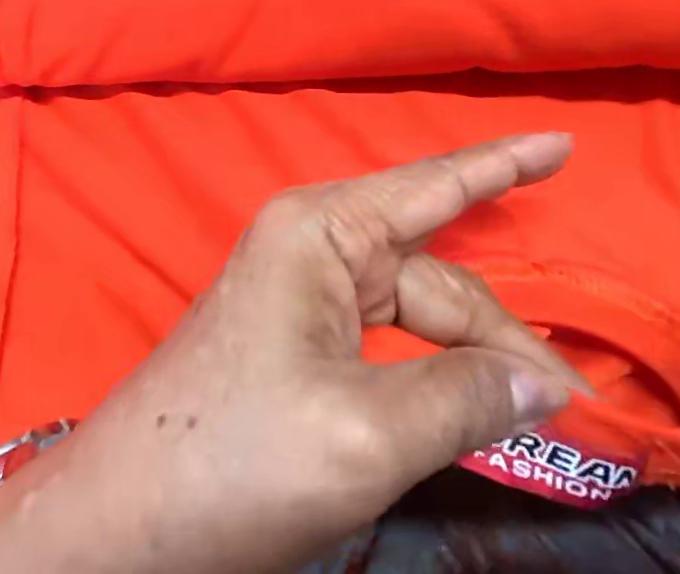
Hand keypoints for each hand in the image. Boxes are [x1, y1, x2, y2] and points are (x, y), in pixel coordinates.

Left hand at [0, 133, 586, 573]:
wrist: (115, 534)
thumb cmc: (230, 466)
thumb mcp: (363, 436)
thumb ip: (464, 400)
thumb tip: (545, 383)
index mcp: (324, 231)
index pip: (436, 187)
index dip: (504, 165)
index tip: (561, 145)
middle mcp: (318, 245)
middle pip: (438, 278)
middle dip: (499, 333)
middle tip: (563, 394)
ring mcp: (309, 292)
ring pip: (420, 313)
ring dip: (471, 359)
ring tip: (526, 404)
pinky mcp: (305, 339)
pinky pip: (393, 339)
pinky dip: (435, 371)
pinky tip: (464, 397)